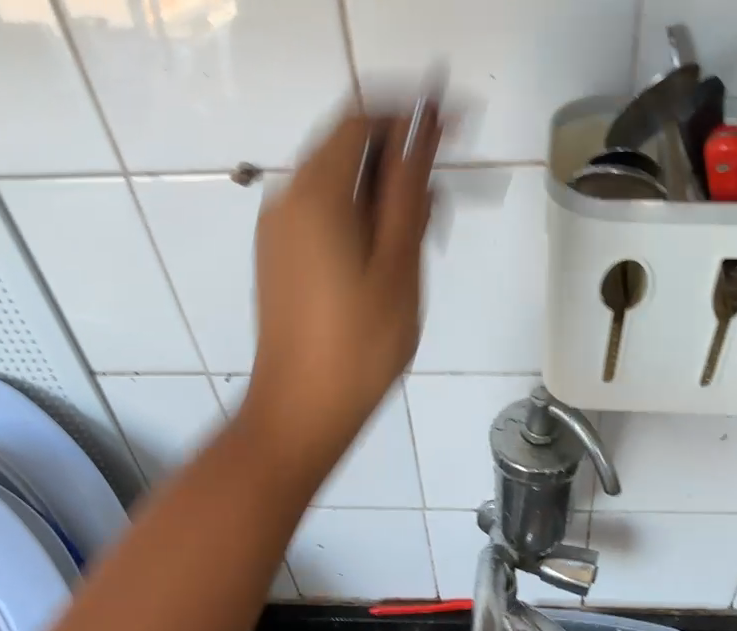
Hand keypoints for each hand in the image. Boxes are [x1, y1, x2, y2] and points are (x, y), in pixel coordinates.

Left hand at [242, 106, 439, 463]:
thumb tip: (423, 126)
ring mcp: (278, 232)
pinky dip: (360, 224)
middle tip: (440, 214)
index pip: (364, 116)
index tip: (458, 127)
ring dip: (383, 199)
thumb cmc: (360, 346)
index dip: (412, 113)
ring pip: (338, 188)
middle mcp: (287, 199)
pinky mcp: (279, 260)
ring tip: (418, 249)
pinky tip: (386, 269)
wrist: (300, 411)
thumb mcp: (399, 265)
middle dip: (399, 165)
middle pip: (349, 151)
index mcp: (316, 191)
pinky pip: (323, 219)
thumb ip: (410, 190)